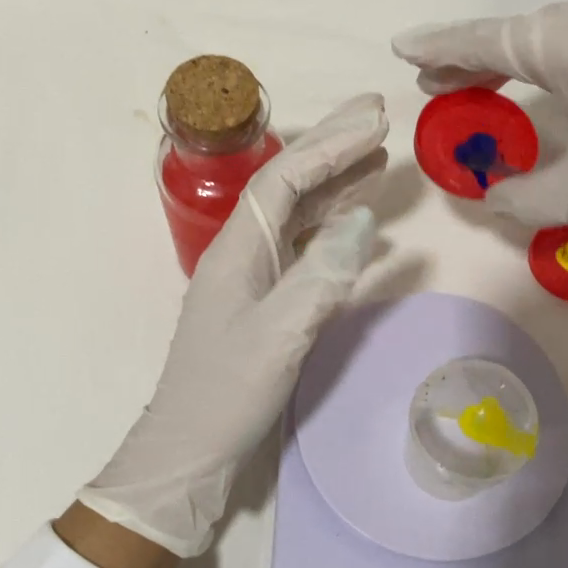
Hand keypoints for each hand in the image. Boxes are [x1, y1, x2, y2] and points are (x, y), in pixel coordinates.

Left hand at [76, 94, 389, 556]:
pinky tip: (355, 219)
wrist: (190, 451)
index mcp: (236, 249)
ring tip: (377, 156)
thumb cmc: (227, 394)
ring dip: (335, 182)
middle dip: (331, 147)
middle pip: (287, 184)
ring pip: (296, 214)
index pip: (284, 178)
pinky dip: (330, 226)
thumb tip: (364, 218)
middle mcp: (241, 252)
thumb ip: (321, 274)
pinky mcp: (262, 303)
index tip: (376, 121)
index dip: (330, 146)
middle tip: (377, 115)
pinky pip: (300, 247)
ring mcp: (251, 278)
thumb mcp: (278, 335)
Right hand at [393, 0, 567, 285]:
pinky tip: (549, 95)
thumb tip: (492, 198)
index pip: (490, 39)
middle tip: (434, 85)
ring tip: (479, 92)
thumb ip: (526, 197)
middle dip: (474, 61)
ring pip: (556, 40)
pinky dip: (554, 71)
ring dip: (514, 67)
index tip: (401, 47)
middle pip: (521, 35)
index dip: (442, 46)